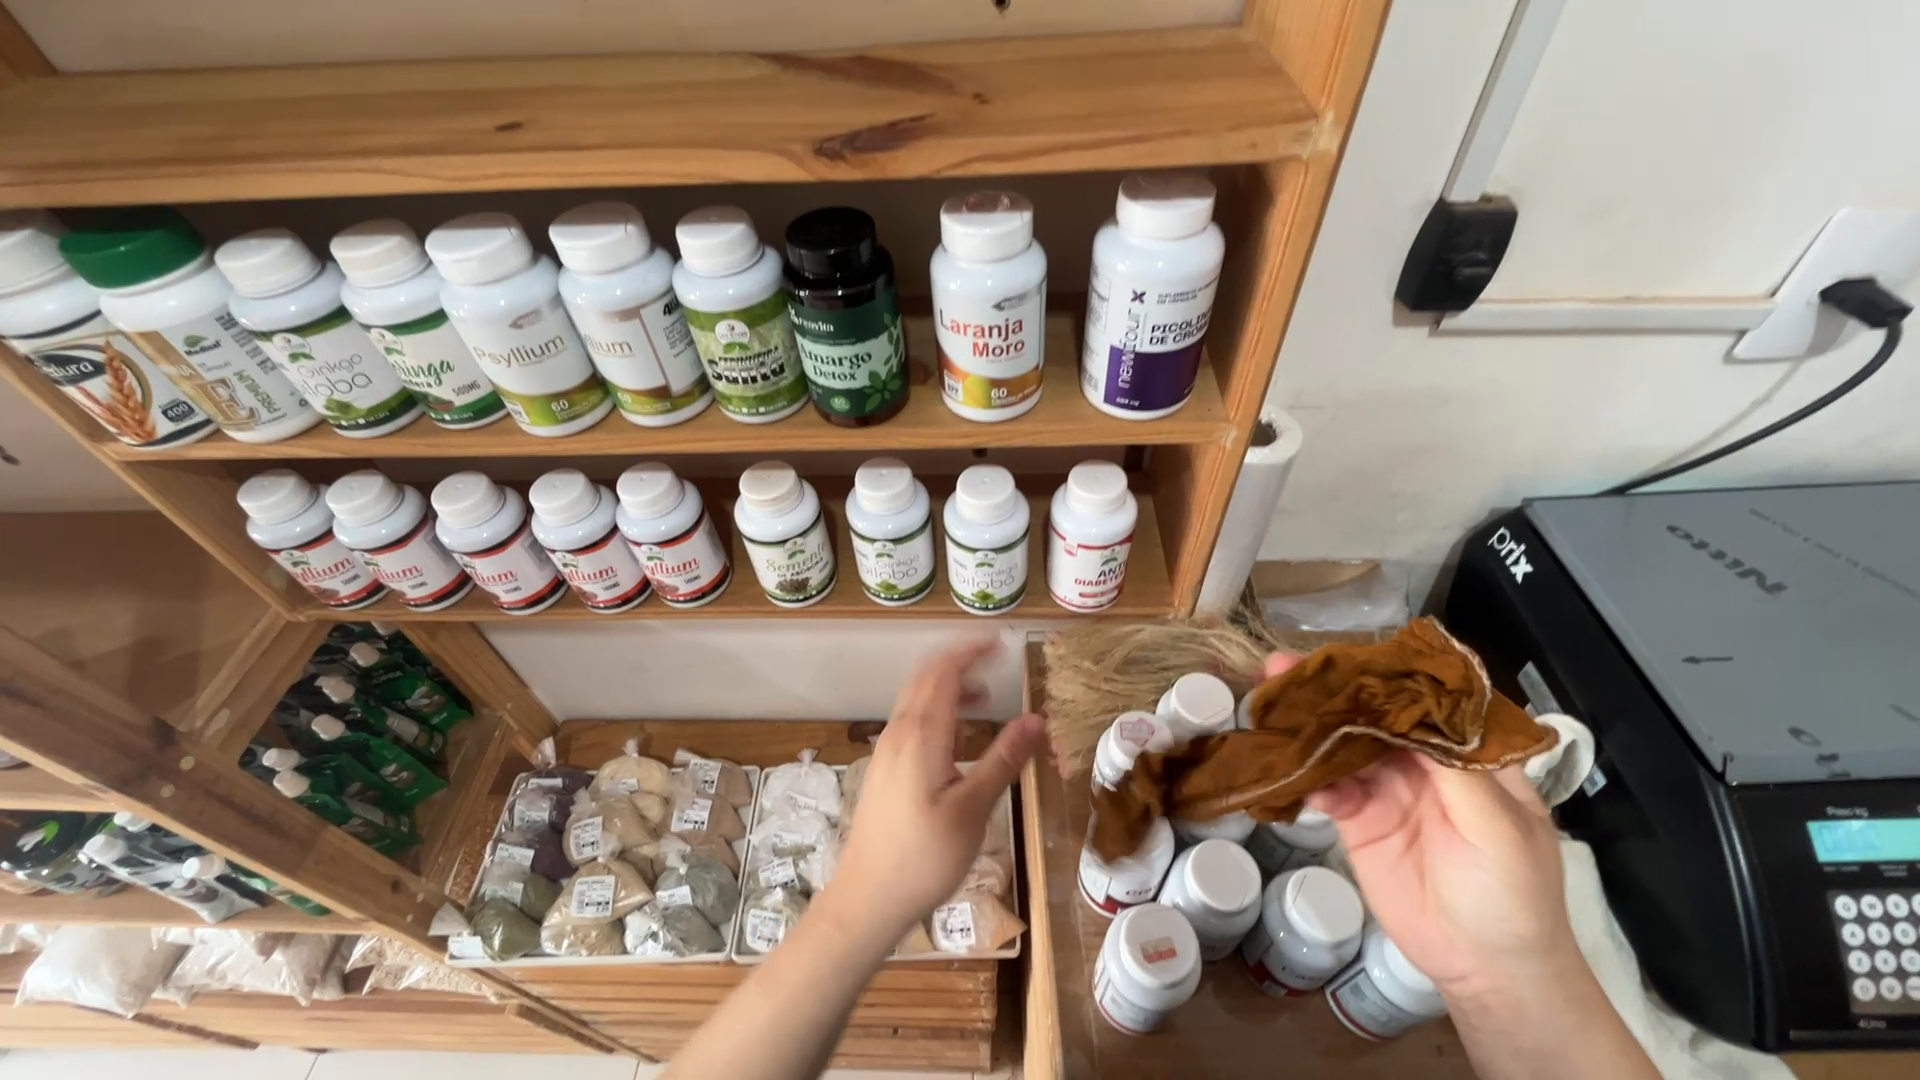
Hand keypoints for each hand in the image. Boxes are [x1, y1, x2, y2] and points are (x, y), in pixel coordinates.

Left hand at [833, 638, 1044, 937]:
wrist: (867, 899)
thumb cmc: (923, 857)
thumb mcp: (973, 810)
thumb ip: (1004, 759)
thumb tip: (1037, 719)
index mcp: (919, 735)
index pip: (943, 671)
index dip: (971, 650)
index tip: (1001, 643)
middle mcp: (898, 733)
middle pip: (925, 677)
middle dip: (960, 661)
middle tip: (996, 660)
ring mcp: (886, 751)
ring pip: (916, 699)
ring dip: (949, 687)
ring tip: (985, 697)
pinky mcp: (885, 769)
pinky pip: (911, 720)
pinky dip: (937, 710)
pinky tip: (957, 737)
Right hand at [1278, 654, 1579, 1007]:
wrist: (1485, 968)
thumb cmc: (1513, 893)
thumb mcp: (1499, 826)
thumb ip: (1453, 770)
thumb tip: (1407, 711)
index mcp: (1465, 752)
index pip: (1420, 699)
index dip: (1379, 675)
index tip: (1339, 658)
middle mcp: (1421, 761)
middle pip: (1370, 715)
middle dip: (1328, 692)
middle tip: (1280, 668)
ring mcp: (1385, 789)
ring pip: (1340, 745)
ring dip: (1306, 727)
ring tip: (1268, 705)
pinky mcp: (1356, 819)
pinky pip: (1326, 789)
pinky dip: (1304, 779)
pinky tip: (1287, 770)